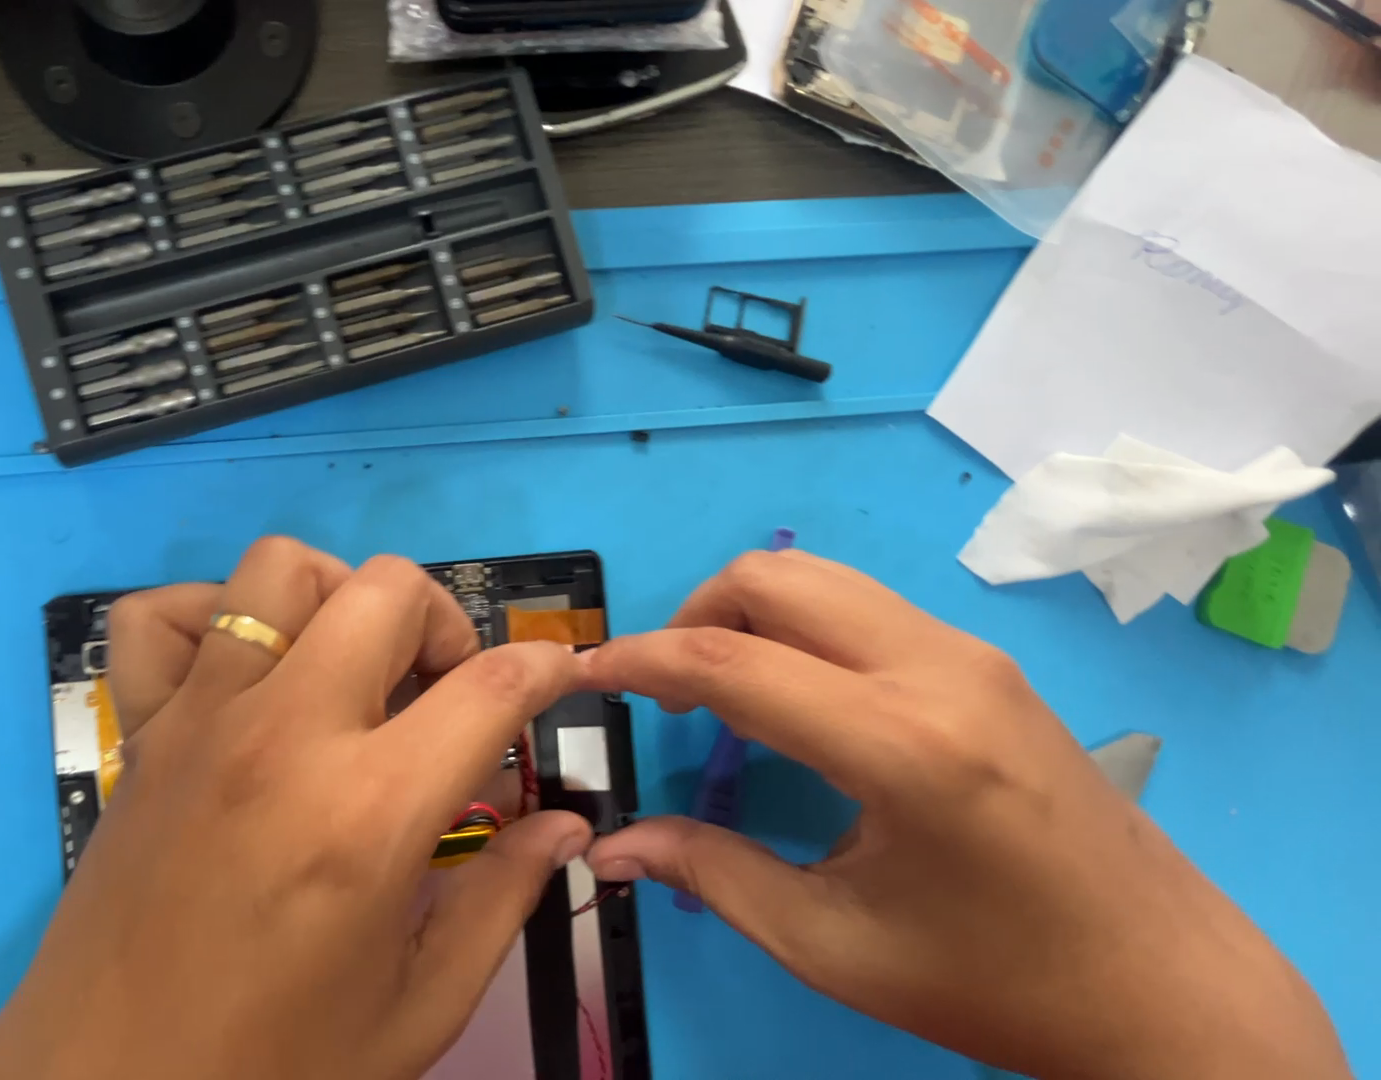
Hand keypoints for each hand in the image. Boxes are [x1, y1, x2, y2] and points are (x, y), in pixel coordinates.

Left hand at [0, 537, 593, 1079]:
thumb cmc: (275, 1065)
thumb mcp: (420, 1005)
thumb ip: (504, 897)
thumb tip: (568, 825)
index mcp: (369, 813)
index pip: (490, 690)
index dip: (544, 667)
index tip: (558, 672)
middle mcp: (285, 734)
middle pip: (388, 591)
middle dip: (442, 623)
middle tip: (441, 691)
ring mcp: (200, 717)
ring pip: (279, 570)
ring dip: (337, 596)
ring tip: (349, 665)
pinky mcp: (140, 726)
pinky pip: (161, 616)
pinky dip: (212, 616)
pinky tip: (245, 671)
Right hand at [580, 550, 1349, 1079]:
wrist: (1168, 987)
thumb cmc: (992, 980)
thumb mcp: (831, 944)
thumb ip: (708, 874)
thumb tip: (607, 849)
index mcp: (902, 748)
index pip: (732, 663)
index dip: (640, 659)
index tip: (586, 674)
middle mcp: (937, 670)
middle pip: (771, 580)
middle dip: (689, 616)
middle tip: (664, 690)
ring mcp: (966, 651)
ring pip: (813, 576)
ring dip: (741, 613)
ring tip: (718, 688)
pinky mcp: (979, 656)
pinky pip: (853, 602)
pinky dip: (790, 624)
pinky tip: (787, 692)